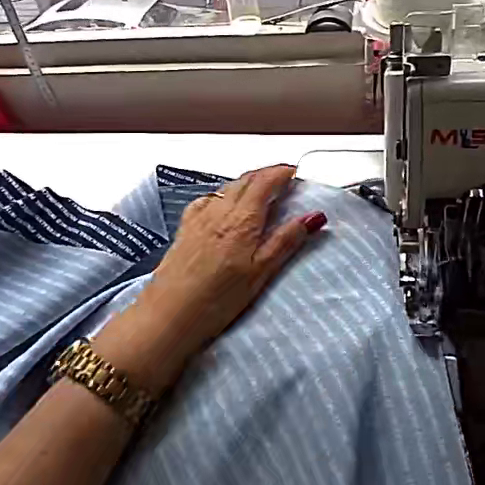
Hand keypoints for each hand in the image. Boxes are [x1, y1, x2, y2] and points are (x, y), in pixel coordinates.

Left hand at [91, 164, 324, 395]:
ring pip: (226, 188)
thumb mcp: (261, 272)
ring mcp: (199, 217)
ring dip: (246, 183)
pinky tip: (224, 205)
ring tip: (260, 191)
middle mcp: (218, 210)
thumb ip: (286, 241)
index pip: (264, 182)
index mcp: (241, 219)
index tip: (295, 172)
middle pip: (245, 180)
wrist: (170, 312)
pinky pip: (207, 200)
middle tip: (283, 179)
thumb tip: (313, 217)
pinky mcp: (185, 228)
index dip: (281, 172)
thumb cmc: (217, 298)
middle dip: (266, 175)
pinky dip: (222, 195)